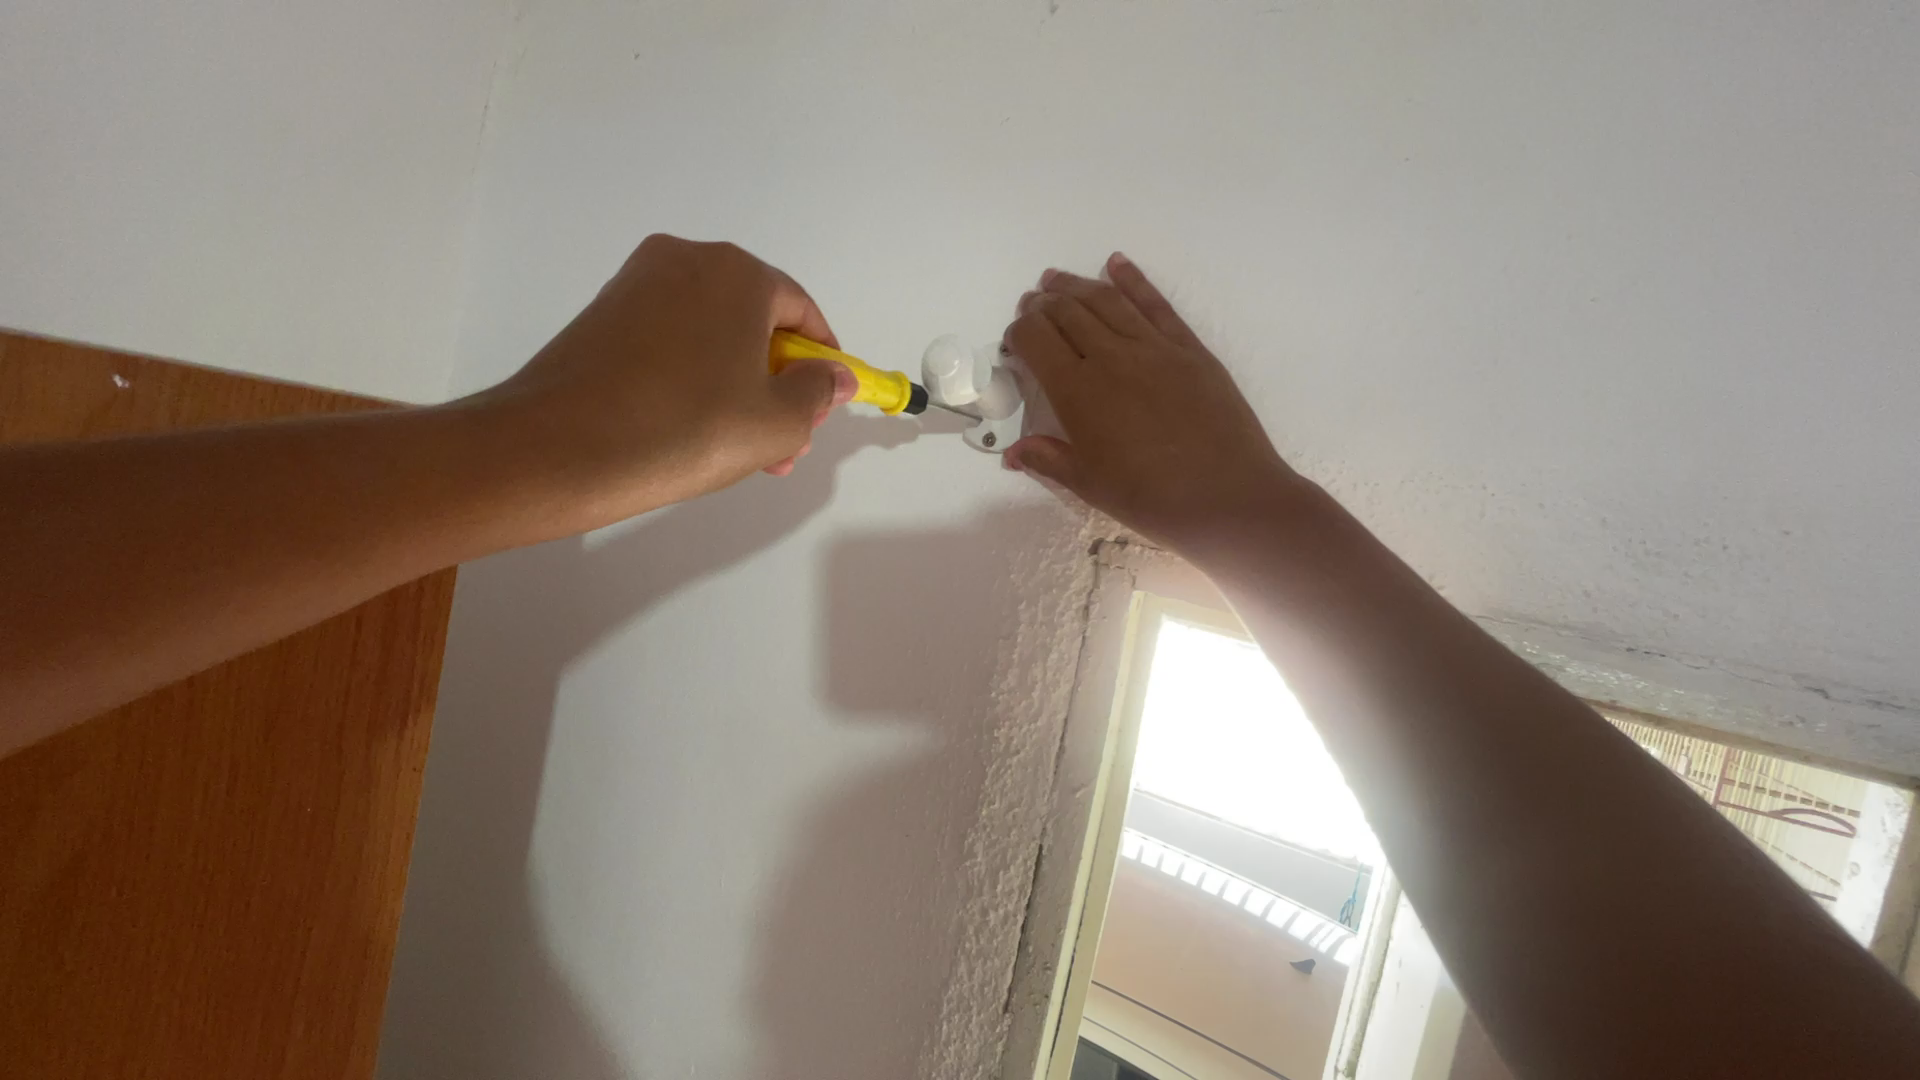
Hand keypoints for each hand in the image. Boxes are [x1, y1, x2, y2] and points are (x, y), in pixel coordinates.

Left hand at [465, 234, 857, 529]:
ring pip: (714, 338)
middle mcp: (688, 260)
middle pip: (757, 325)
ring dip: (740, 391)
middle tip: (783, 444)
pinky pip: (674, 343)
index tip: (821, 408)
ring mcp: (638, 285)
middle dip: (778, 386)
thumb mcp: (778, 422)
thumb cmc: (689, 429)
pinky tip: (695, 432)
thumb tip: (834, 375)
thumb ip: (819, 392)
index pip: (803, 312)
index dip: (822, 363)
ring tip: (742, 451)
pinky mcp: (604, 315)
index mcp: (738, 273)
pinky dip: (696, 381)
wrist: (560, 449)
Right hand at [1003, 253, 1313, 558]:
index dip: (1019, 333)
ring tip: (1056, 279)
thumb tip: (1013, 452)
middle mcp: (1111, 358)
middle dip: (1042, 305)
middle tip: (1031, 304)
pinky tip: (1117, 264)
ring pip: (1106, 301)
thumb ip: (1048, 460)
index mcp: (1078, 393)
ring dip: (1076, 285)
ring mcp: (1154, 348)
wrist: (1228, 498)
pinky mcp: (1189, 349)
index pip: (1036, 341)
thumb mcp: (1090, 486)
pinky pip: (1156, 304)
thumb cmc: (1151, 499)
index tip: (1015, 342)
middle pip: (1067, 313)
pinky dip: (1133, 280)